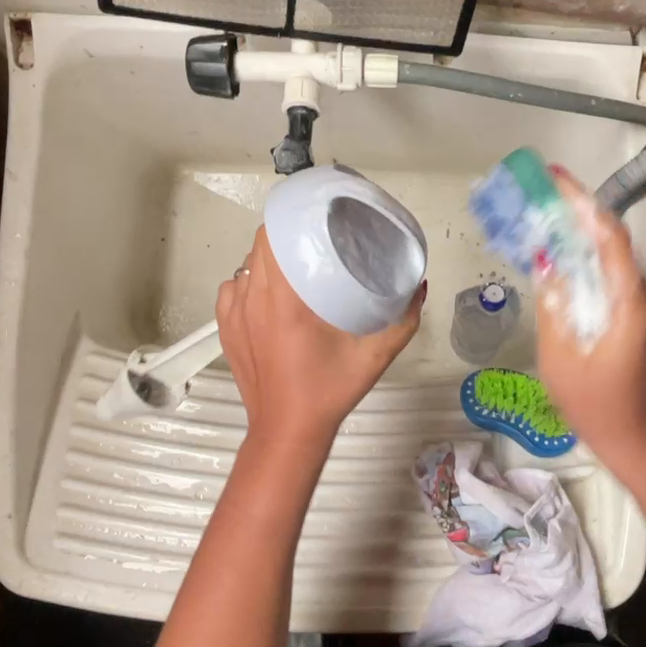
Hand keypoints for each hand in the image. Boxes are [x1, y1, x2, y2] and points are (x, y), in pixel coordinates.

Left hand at [216, 227, 425, 446]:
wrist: (287, 431)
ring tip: (292, 264)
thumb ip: (402, 320)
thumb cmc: (329, 391)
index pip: (271, 238)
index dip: (288, 218)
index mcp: (282, 300)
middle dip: (283, 235)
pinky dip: (247, 283)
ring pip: (244, 267)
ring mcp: (233, 316)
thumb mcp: (374, 357)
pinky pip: (232, 290)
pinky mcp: (224, 330)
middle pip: (258, 246)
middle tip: (312, 238)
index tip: (313, 215)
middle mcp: (251, 300)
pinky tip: (268, 293)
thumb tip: (420, 286)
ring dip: (265, 259)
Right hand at [534, 171, 645, 453]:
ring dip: (578, 233)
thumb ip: (553, 302)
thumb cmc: (591, 399)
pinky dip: (584, 257)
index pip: (609, 237)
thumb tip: (545, 261)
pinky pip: (607, 273)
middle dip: (576, 212)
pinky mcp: (633, 309)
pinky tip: (558, 251)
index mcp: (631, 301)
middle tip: (542, 190)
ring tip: (543, 213)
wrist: (625, 429)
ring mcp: (641, 301)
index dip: (583, 203)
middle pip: (610, 240)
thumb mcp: (559, 351)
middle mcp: (644, 293)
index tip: (557, 178)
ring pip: (609, 255)